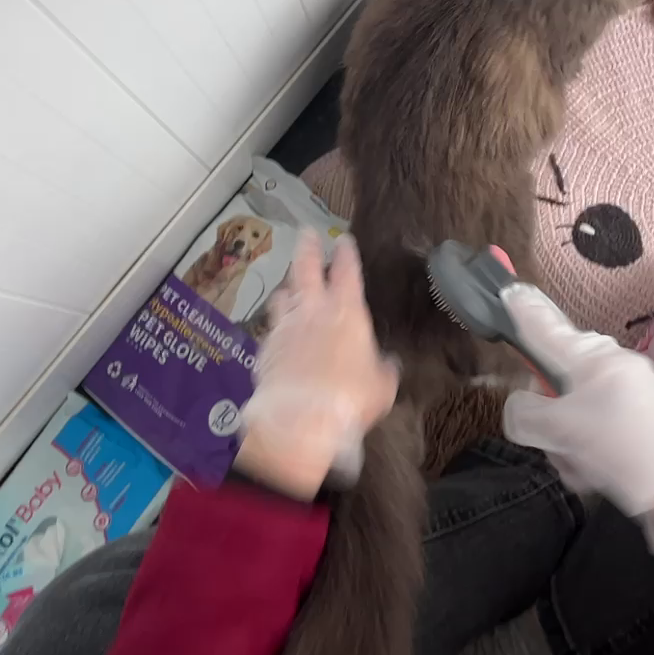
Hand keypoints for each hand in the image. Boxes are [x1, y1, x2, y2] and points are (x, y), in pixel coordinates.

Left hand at [235, 232, 398, 498]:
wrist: (299, 422)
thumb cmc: (350, 399)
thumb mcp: (381, 385)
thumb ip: (384, 368)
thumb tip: (387, 363)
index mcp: (346, 311)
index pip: (347, 269)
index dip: (346, 251)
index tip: (344, 239)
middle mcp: (313, 310)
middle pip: (306, 267)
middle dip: (308, 247)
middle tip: (307, 233)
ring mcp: (285, 327)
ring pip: (283, 295)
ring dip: (289, 289)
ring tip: (291, 288)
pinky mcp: (266, 348)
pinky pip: (272, 328)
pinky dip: (278, 325)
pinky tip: (280, 333)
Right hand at [501, 285, 653, 586]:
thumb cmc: (633, 450)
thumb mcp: (565, 430)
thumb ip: (527, 415)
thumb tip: (519, 410)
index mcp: (592, 358)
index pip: (546, 327)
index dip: (524, 311)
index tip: (508, 291)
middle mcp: (608, 369)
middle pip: (553, 381)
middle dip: (547, 418)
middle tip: (555, 443)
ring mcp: (625, 398)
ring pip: (570, 415)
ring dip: (567, 445)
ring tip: (585, 469)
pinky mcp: (637, 427)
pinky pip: (593, 434)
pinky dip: (588, 456)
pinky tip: (599, 478)